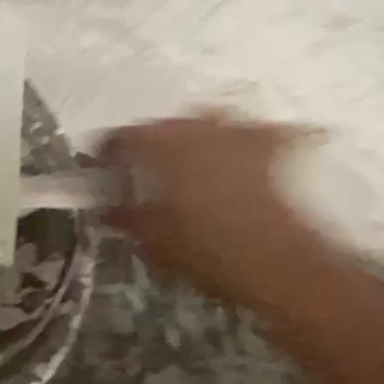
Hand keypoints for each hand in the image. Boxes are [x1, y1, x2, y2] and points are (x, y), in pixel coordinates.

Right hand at [101, 113, 328, 306]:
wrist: (278, 261)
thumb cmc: (203, 250)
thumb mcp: (150, 240)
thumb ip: (124, 217)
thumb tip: (106, 210)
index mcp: (156, 145)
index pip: (120, 137)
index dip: (108, 155)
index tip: (105, 175)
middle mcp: (193, 127)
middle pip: (163, 126)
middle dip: (152, 145)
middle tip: (148, 174)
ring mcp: (237, 132)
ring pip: (208, 122)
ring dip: (197, 137)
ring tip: (195, 162)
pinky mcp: (274, 145)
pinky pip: (256, 133)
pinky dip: (248, 141)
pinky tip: (246, 157)